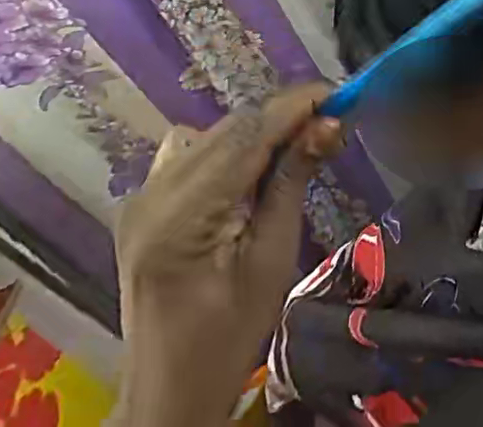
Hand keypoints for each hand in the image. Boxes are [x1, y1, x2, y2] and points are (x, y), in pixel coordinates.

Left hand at [111, 83, 345, 426]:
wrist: (168, 389)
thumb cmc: (230, 337)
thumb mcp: (273, 260)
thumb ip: (292, 181)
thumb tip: (329, 123)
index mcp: (180, 216)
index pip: (246, 136)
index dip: (295, 107)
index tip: (340, 93)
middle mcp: (152, 193)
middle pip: (230, 129)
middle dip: (284, 117)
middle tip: (332, 122)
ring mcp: (142, 194)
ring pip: (213, 134)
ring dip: (261, 129)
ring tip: (300, 142)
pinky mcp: (144, 200)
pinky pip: (191, 150)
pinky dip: (230, 145)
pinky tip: (250, 166)